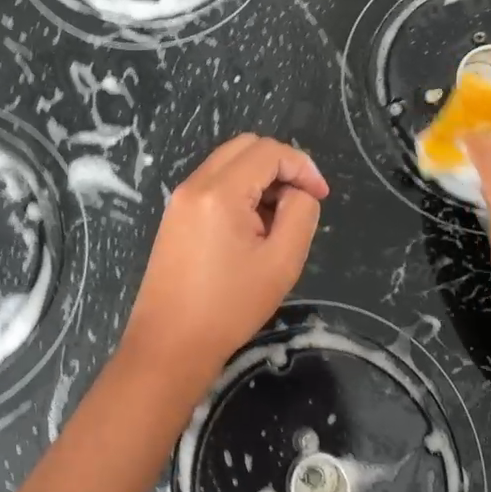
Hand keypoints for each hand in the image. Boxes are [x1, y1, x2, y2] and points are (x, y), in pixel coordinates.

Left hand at [122, 134, 329, 382]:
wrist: (169, 345)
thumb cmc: (229, 307)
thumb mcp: (281, 262)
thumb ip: (300, 215)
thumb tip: (298, 193)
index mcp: (220, 192)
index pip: (268, 151)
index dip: (302, 166)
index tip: (321, 196)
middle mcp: (195, 184)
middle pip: (246, 147)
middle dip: (280, 166)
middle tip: (301, 202)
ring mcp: (180, 199)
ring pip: (229, 163)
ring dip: (260, 178)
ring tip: (278, 221)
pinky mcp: (175, 216)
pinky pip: (214, 184)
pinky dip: (240, 191)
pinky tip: (252, 229)